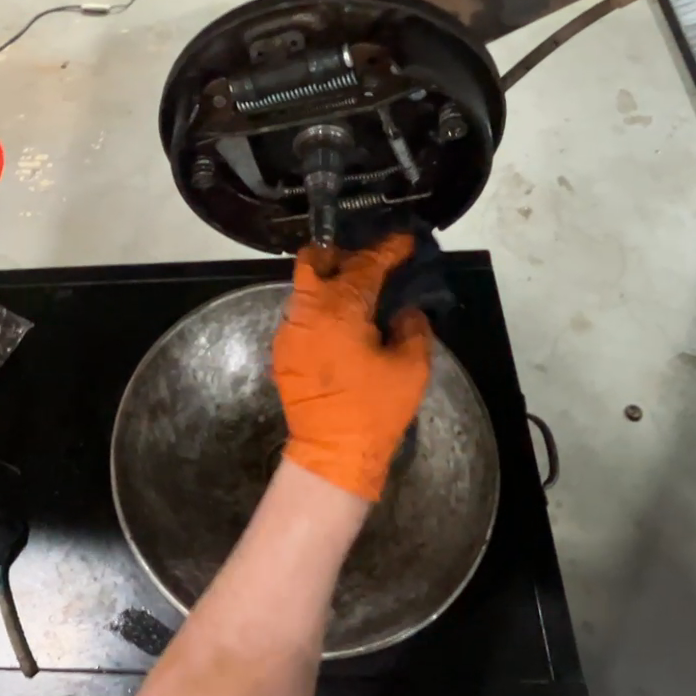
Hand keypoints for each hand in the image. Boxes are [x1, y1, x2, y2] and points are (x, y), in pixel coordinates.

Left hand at [272, 234, 432, 502]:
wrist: (332, 454)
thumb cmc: (374, 410)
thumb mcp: (411, 367)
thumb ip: (412, 328)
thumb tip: (405, 311)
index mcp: (338, 308)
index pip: (365, 265)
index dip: (388, 250)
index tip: (404, 241)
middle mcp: (306, 310)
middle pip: (314, 261)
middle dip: (341, 255)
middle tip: (370, 265)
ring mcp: (289, 330)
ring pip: (303, 288)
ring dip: (328, 283)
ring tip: (358, 295)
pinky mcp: (282, 351)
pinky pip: (300, 315)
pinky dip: (320, 309)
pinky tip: (342, 325)